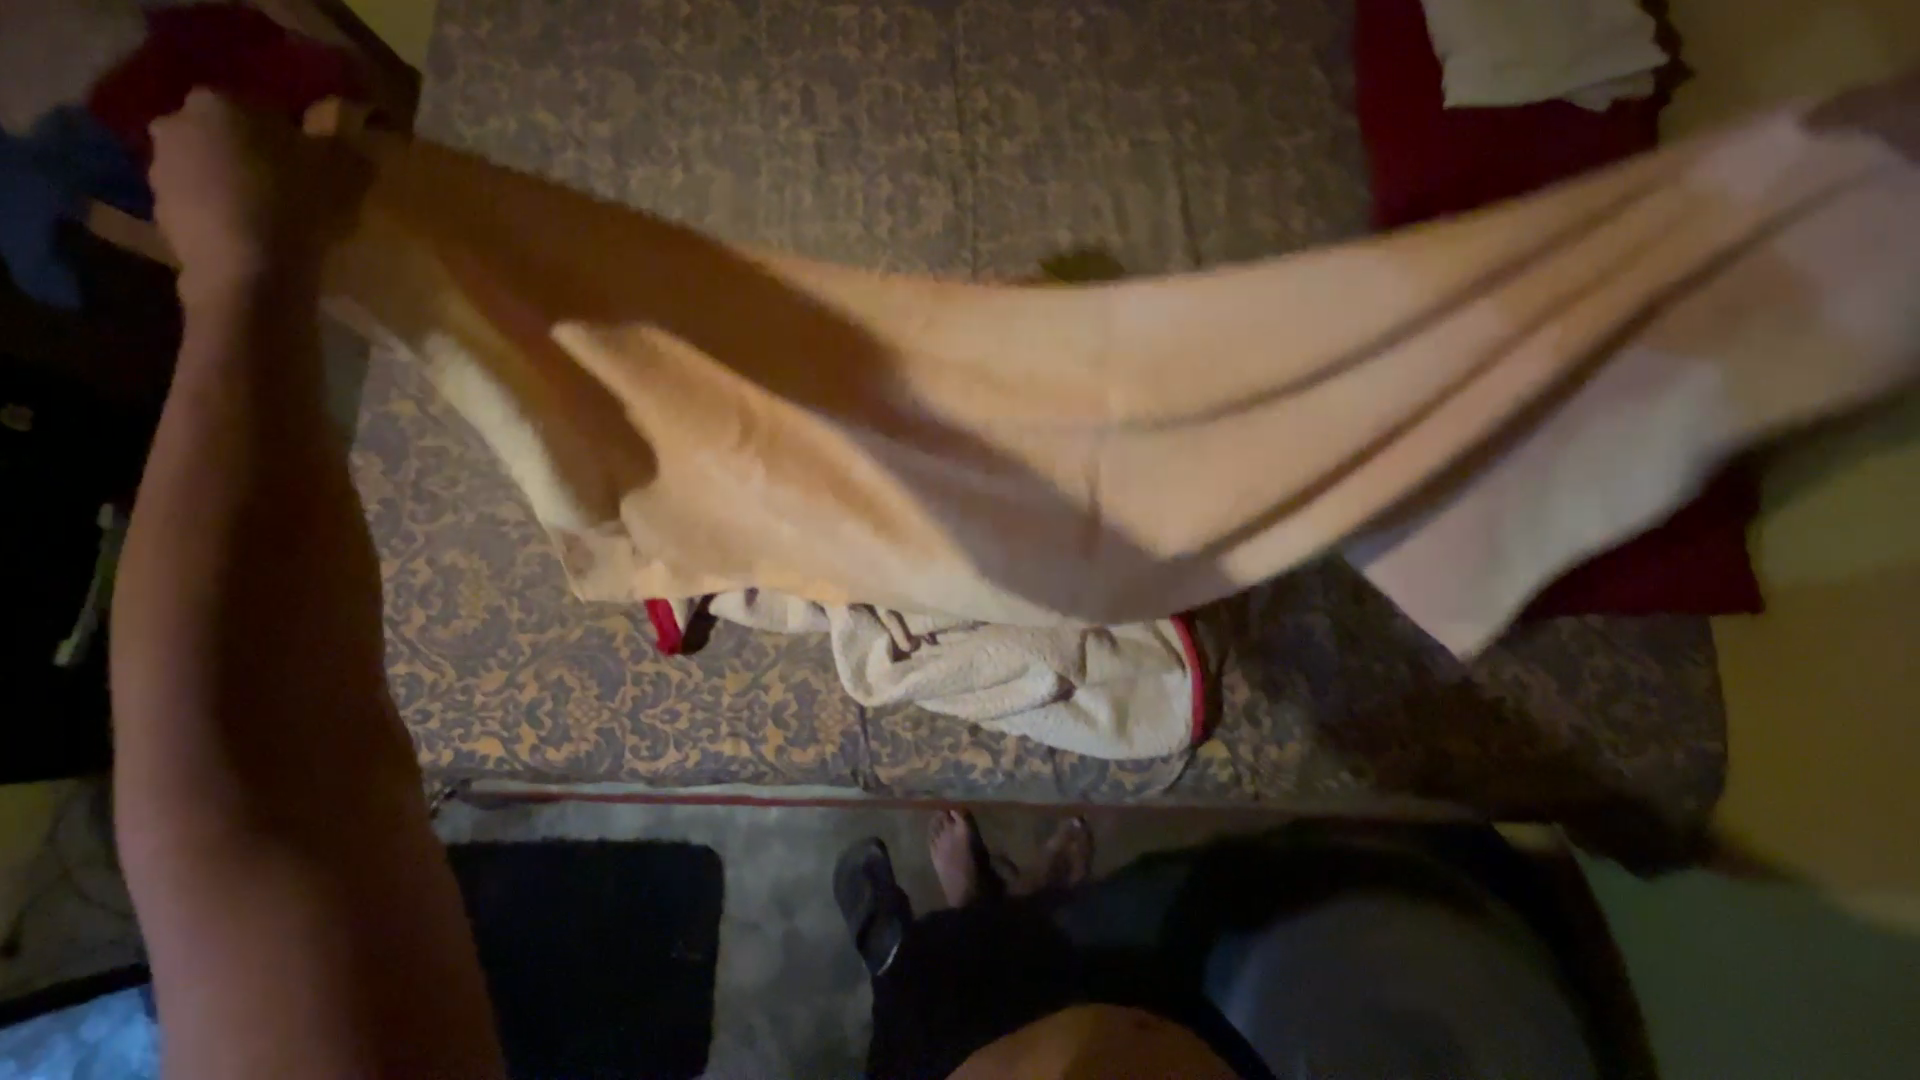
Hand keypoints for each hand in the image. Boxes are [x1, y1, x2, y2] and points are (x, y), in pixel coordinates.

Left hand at [148, 90, 370, 299]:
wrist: (250, 270)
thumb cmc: (297, 206)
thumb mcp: (346, 173)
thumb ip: (344, 150)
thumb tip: (341, 148)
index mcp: (220, 103)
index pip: (265, 112)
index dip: (295, 140)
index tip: (317, 168)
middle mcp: (176, 124)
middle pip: (229, 139)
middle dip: (256, 160)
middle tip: (295, 193)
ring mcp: (160, 170)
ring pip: (210, 173)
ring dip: (237, 190)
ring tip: (277, 224)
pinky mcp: (160, 213)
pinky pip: (202, 209)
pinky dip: (225, 220)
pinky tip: (256, 244)